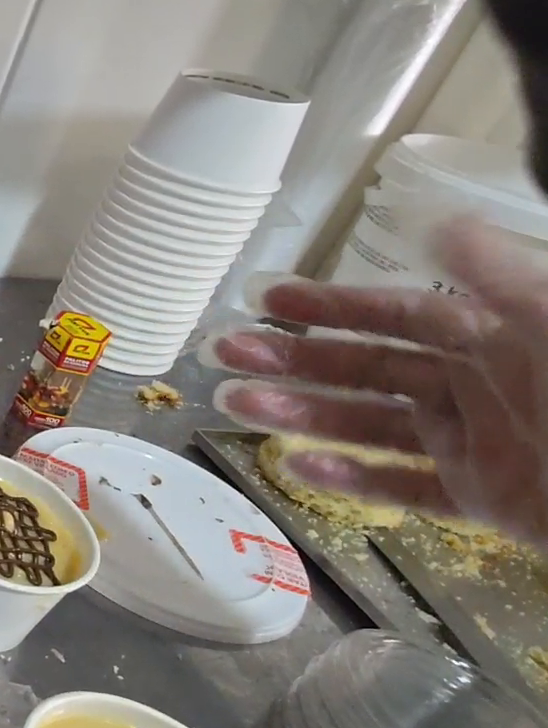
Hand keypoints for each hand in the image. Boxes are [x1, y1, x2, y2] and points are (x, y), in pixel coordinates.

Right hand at [206, 216, 547, 546]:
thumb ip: (505, 283)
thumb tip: (439, 224)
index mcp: (495, 344)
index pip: (397, 315)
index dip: (330, 306)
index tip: (263, 300)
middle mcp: (476, 389)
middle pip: (364, 369)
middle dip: (290, 359)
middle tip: (222, 354)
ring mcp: (477, 447)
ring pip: (366, 425)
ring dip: (298, 414)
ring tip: (236, 406)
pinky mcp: (484, 502)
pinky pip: (404, 488)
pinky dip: (348, 479)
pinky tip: (294, 466)